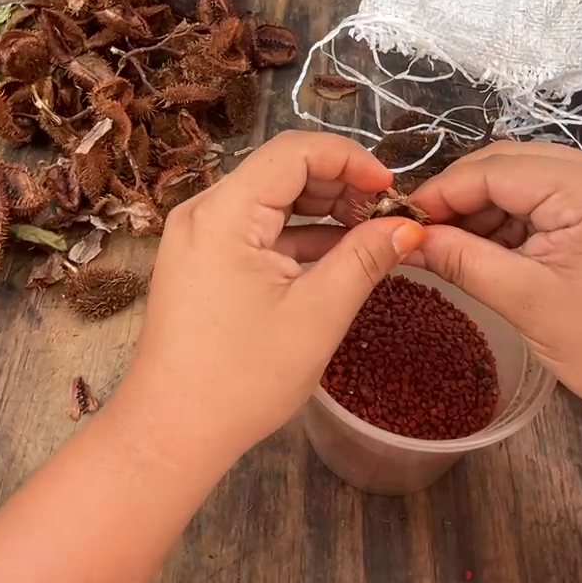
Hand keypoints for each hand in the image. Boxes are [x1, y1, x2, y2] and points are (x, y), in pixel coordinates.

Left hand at [116, 131, 427, 467]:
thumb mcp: (316, 314)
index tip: (391, 188)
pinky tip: (338, 254)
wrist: (172, 431)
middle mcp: (203, 211)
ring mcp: (198, 235)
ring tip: (370, 235)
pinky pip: (257, 230)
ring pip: (271, 200)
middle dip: (339, 185)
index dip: (349, 159)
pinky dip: (297, 237)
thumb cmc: (242, 378)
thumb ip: (365, 259)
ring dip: (322, 211)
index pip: (293, 151)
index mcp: (223, 212)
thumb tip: (409, 226)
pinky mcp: (202, 260)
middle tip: (386, 216)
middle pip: (281, 171)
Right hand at [407, 141, 581, 433]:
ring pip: (533, 181)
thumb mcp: (526, 301)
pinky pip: (559, 201)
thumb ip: (461, 260)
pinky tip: (499, 252)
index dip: (441, 193)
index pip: (493, 169)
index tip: (400, 222)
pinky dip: (522, 221)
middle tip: (425, 235)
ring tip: (458, 249)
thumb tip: (406, 240)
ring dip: (491, 209)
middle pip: (513, 165)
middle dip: (463, 197)